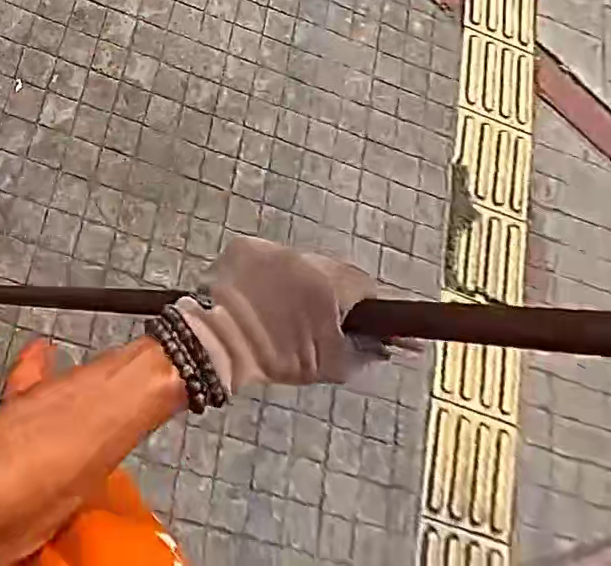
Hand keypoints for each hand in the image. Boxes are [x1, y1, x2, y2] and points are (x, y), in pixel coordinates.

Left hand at [175, 236, 389, 394]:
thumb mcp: (332, 365)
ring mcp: (270, 247)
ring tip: (279, 308)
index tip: (355, 321)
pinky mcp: (243, 244)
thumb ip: (367, 351)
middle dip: (327, 293)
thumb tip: (394, 345)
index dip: (363, 305)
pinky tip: (256, 294)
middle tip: (314, 320)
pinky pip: (266, 257)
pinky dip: (266, 273)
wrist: (217, 340)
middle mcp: (302, 256)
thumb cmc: (276, 356)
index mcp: (328, 283)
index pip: (363, 284)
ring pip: (295, 263)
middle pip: (328, 271)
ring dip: (295, 281)